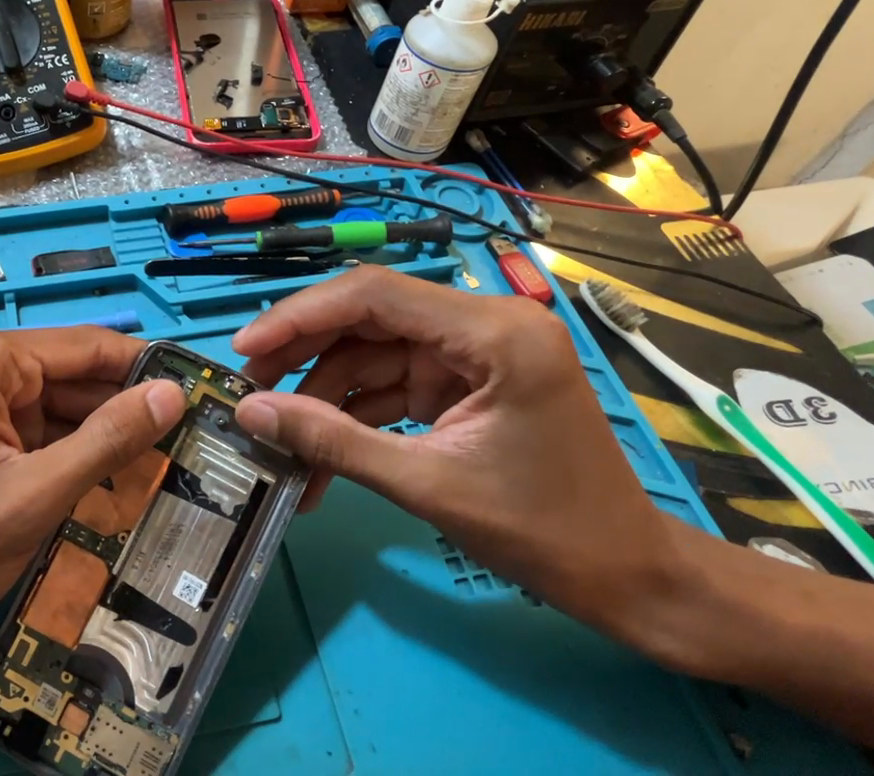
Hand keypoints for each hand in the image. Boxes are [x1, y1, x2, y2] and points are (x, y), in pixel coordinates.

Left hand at [0, 327, 186, 668]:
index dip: (147, 371)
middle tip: (193, 444)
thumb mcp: (36, 496)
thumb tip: (173, 393)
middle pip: (71, 376)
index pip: (88, 347)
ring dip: (98, 439)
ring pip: (54, 408)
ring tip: (166, 467)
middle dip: (124, 411)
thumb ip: (108, 439)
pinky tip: (109, 482)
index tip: (203, 395)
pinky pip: (29, 433)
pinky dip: (65, 456)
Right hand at [230, 266, 674, 622]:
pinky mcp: (465, 384)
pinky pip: (392, 385)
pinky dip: (354, 416)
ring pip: (372, 355)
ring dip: (324, 396)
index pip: (374, 295)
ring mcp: (474, 354)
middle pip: (368, 319)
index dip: (299, 316)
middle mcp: (483, 325)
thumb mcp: (427, 484)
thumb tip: (250, 413)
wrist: (629, 578)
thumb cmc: (544, 531)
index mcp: (492, 331)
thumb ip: (333, 441)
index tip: (244, 349)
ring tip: (278, 438)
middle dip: (304, 355)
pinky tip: (318, 452)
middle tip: (249, 391)